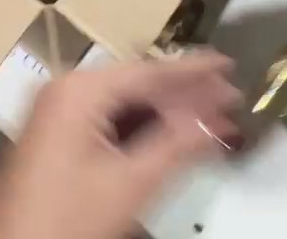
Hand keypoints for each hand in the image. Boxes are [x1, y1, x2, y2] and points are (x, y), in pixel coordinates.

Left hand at [0, 52, 240, 238]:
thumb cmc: (67, 222)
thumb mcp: (129, 185)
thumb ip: (177, 145)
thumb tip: (218, 118)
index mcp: (78, 89)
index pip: (147, 72)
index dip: (192, 71)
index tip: (227, 65)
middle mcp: (65, 90)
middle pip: (137, 85)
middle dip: (183, 93)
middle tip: (228, 94)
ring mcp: (58, 113)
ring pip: (124, 105)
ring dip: (166, 112)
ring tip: (210, 115)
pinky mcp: (57, 139)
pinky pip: (108, 121)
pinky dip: (142, 129)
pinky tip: (173, 136)